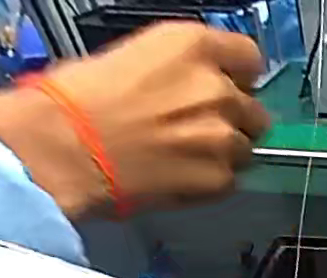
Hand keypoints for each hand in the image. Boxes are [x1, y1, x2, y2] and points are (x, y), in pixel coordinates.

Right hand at [0, 22, 270, 217]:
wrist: (70, 146)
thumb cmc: (85, 97)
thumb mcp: (138, 55)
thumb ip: (183, 70)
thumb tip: (198, 84)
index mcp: (194, 47)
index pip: (250, 58)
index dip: (241, 77)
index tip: (232, 86)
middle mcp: (218, 91)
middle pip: (256, 112)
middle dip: (236, 121)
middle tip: (202, 129)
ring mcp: (224, 139)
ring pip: (246, 149)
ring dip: (226, 153)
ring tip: (187, 154)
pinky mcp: (221, 179)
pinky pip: (231, 180)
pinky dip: (213, 180)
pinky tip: (182, 175)